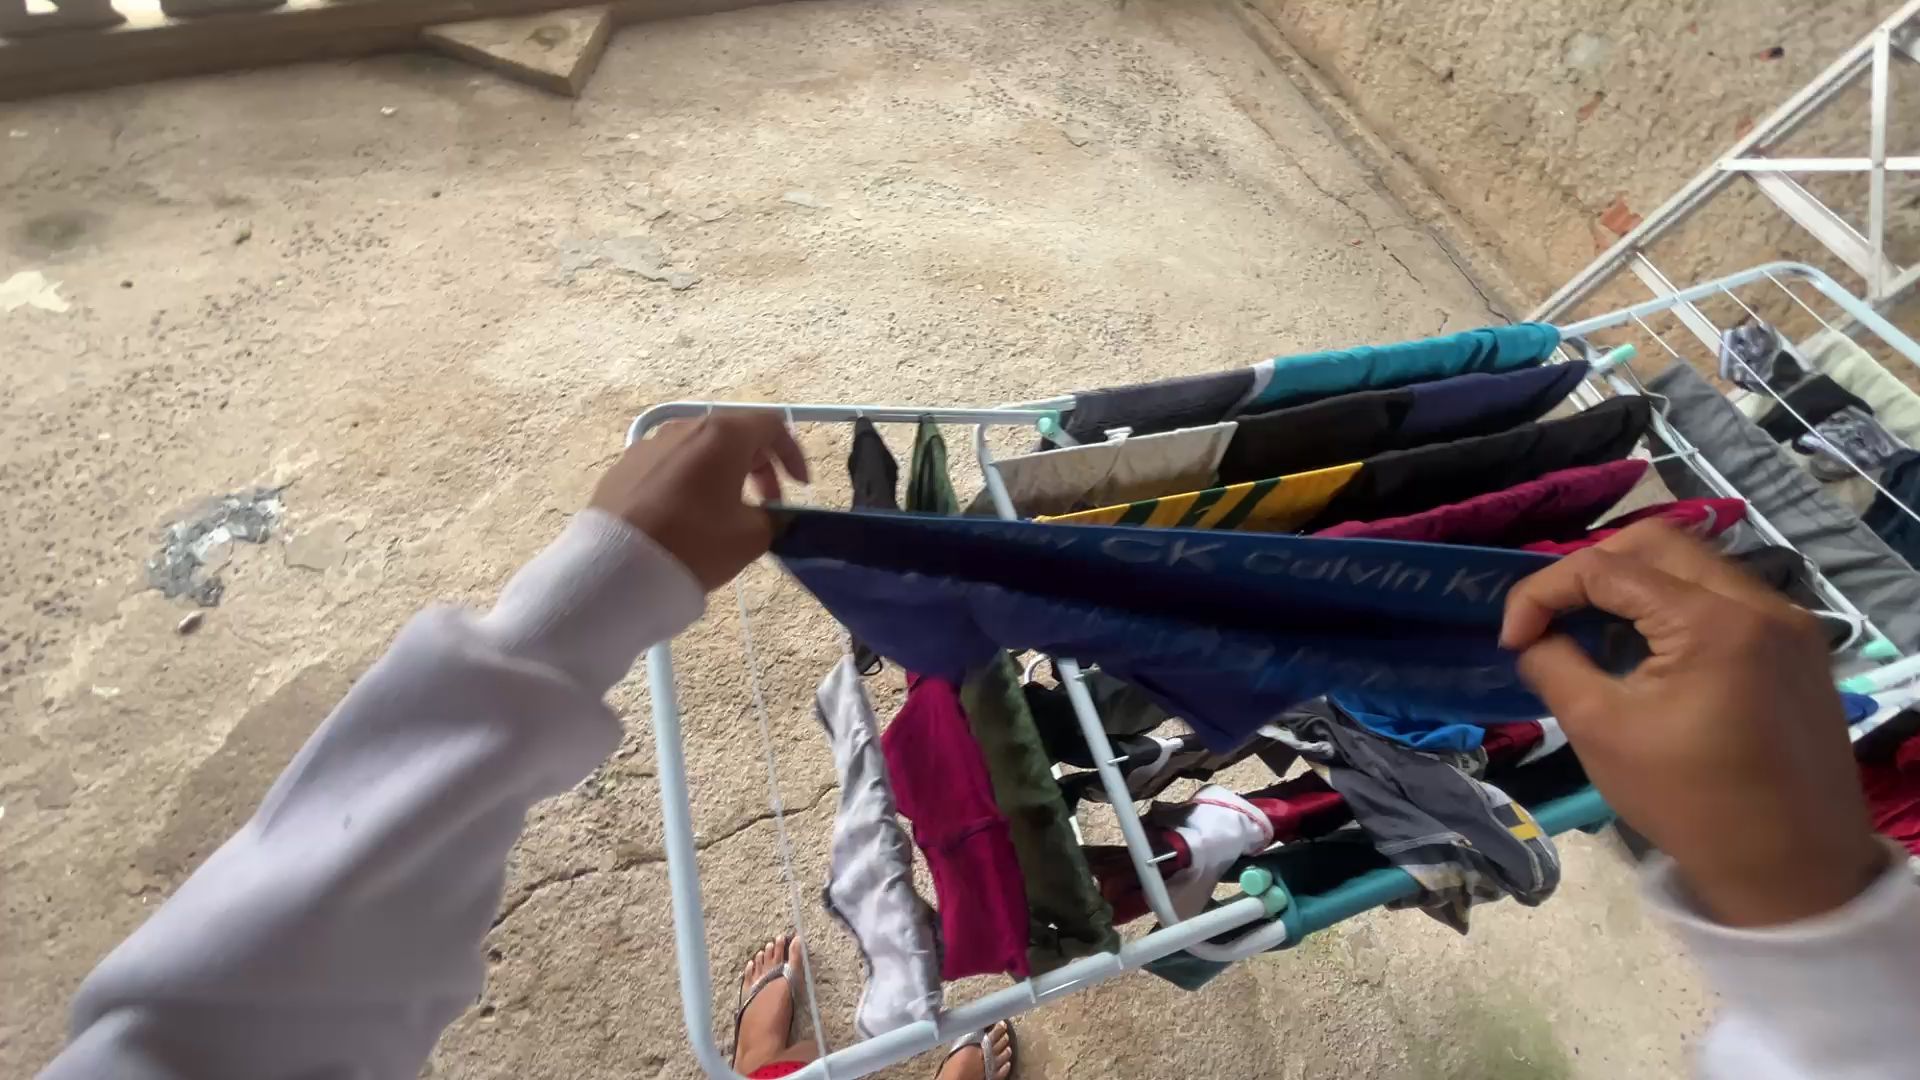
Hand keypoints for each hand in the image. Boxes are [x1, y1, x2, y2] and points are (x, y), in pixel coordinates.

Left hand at [590, 412, 808, 590]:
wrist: (617, 567)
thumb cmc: (695, 542)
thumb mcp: (752, 536)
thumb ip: (774, 518)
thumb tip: (772, 515)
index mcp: (723, 436)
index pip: (772, 426)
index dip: (793, 455)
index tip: (800, 487)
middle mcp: (686, 428)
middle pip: (735, 435)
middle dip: (760, 467)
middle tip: (769, 503)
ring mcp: (651, 445)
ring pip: (702, 449)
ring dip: (725, 473)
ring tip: (729, 510)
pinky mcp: (626, 466)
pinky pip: (672, 464)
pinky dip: (693, 480)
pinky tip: (690, 515)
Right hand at [1501, 521, 1885, 926]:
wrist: (1791, 867)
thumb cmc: (1685, 797)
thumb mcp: (1594, 723)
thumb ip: (1551, 660)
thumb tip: (1533, 637)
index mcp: (1713, 623)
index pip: (1602, 568)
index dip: (1539, 594)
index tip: (1512, 640)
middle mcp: (1760, 606)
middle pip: (1652, 541)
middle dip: (1583, 572)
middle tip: (1549, 616)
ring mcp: (1785, 624)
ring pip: (1685, 561)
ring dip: (1622, 582)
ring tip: (1584, 628)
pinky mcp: (1791, 646)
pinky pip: (1713, 592)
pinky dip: (1660, 601)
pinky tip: (1633, 643)